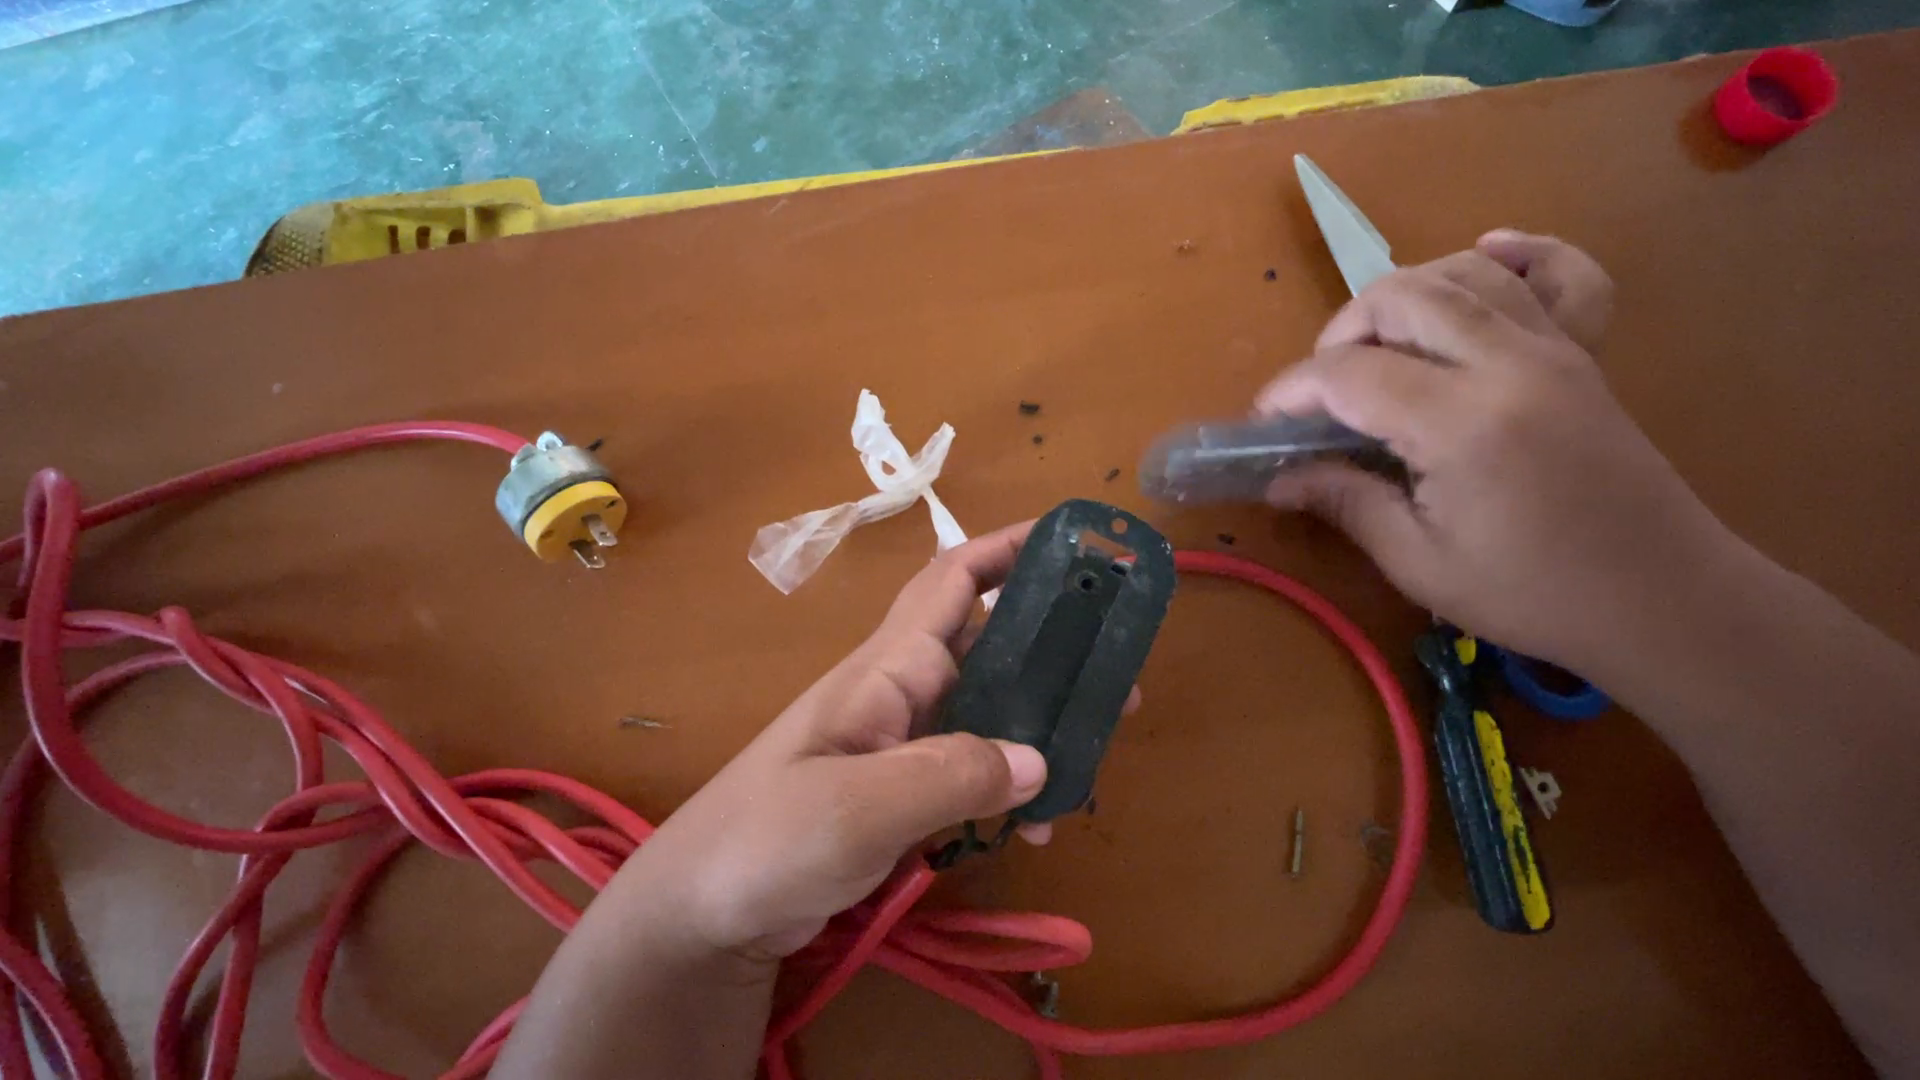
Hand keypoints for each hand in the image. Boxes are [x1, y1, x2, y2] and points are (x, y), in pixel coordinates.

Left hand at [617, 522, 1060, 961]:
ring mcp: (900, 746)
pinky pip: (971, 774)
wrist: (699, 914)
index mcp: (887, 670)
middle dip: (1053, 654)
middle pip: (988, 649)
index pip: (952, 583)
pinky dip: (1009, 789)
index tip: (1074, 544)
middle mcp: (900, 694)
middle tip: (1119, 682)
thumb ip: (950, 775)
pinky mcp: (901, 795)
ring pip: (988, 714)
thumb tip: (1041, 758)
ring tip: (1092, 764)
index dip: (1007, 550)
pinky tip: (1035, 826)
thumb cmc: (764, 841)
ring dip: (1040, 731)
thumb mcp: (859, 805)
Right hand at [1256, 231, 1731, 672]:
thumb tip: (1278, 479)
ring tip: (1376, 346)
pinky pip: (1560, 273)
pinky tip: (1486, 256)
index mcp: (1462, 423)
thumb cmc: (1530, 593)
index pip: (1350, 374)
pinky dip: (1517, 255)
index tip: (1264, 422)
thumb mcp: (1418, 561)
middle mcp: (1508, 364)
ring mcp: (1556, 349)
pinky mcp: (1586, 353)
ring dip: (1403, 295)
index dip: (1292, 391)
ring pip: (1464, 273)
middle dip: (1340, 332)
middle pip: (1402, 297)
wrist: (1662, 598)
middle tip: (1322, 391)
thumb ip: (1345, 502)